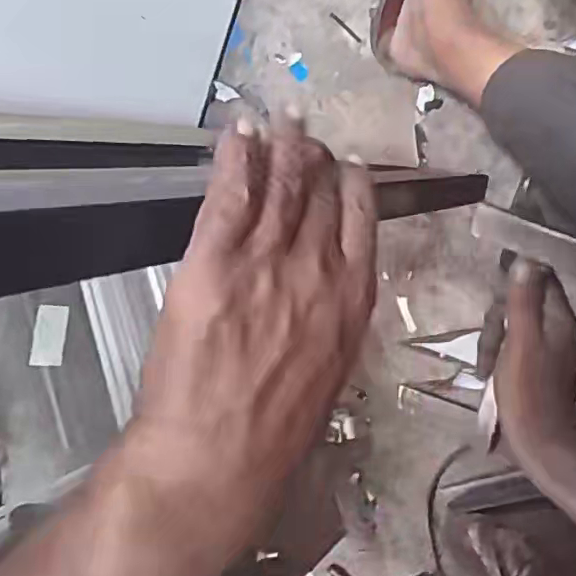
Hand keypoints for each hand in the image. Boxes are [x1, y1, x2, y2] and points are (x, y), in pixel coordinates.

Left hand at [129, 111, 376, 520]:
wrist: (218, 455)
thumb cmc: (281, 424)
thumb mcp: (333, 364)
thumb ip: (336, 311)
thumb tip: (330, 278)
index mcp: (352, 294)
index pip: (361, 215)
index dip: (354, 182)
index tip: (348, 167)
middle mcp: (317, 267)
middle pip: (322, 191)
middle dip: (316, 157)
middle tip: (308, 136)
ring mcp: (266, 260)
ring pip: (281, 184)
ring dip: (283, 146)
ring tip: (284, 121)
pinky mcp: (215, 262)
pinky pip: (231, 195)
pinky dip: (238, 159)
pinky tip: (241, 135)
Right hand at [494, 260, 575, 459]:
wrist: (540, 444)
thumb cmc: (528, 393)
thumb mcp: (520, 341)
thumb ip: (523, 301)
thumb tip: (526, 261)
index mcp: (560, 320)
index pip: (543, 280)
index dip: (517, 281)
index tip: (495, 301)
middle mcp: (560, 331)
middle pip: (525, 304)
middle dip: (499, 320)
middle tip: (487, 347)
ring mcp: (552, 351)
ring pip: (518, 327)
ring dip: (496, 341)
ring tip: (485, 368)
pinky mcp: (541, 370)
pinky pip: (518, 347)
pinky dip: (502, 355)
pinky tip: (492, 375)